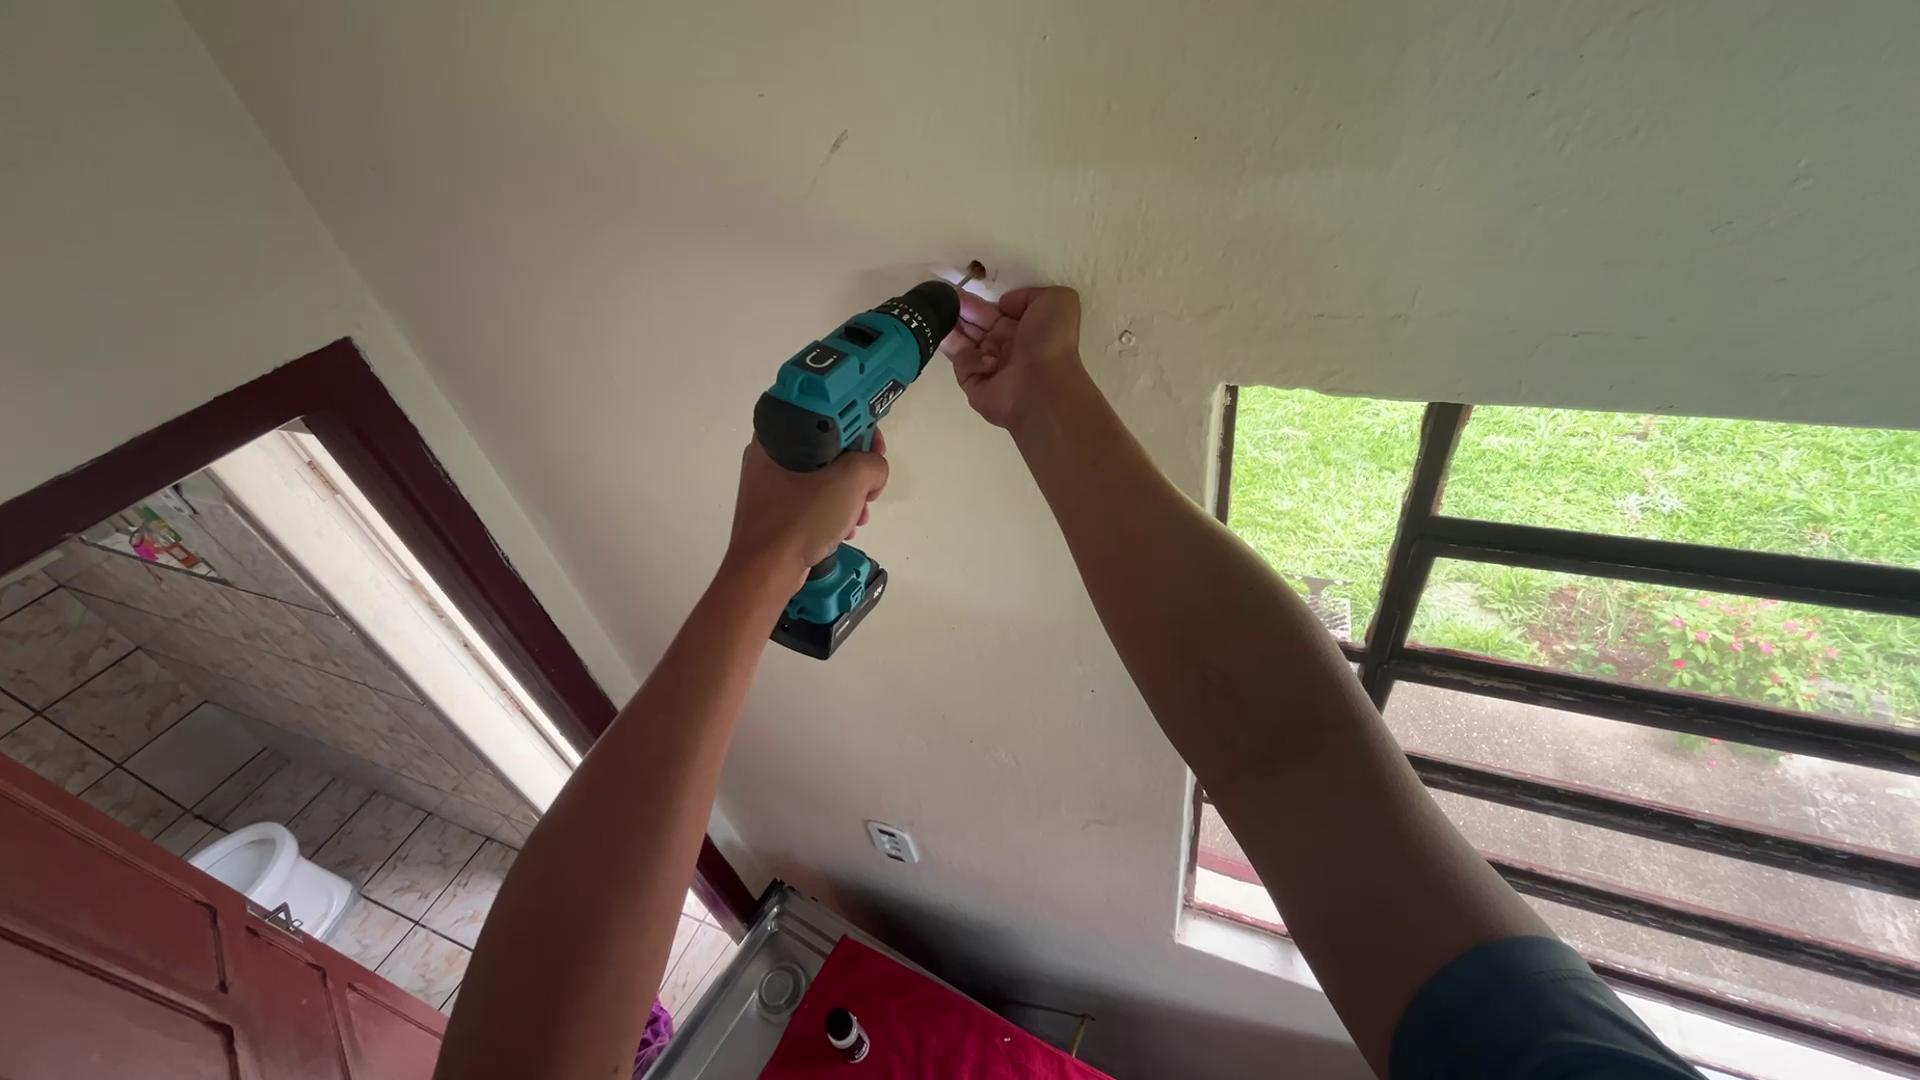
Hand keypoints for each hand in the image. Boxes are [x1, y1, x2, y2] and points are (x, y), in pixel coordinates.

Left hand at [724, 433, 888, 585]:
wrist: (766, 570)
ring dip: (848, 493)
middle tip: (868, 485)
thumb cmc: (801, 519)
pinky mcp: (774, 508)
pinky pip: (811, 497)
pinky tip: (841, 527)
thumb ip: (873, 464)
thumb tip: (873, 472)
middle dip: (857, 467)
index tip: (874, 447)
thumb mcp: (851, 481)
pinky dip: (831, 508)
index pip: (826, 411)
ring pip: (822, 475)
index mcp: (778, 434)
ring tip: (857, 514)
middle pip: (827, 445)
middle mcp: (769, 453)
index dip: (858, 425)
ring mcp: (769, 483)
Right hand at [940, 286, 1083, 430]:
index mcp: (1021, 327)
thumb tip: (1002, 305)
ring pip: (962, 343)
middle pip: (973, 325)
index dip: (974, 302)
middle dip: (958, 311)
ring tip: (940, 316)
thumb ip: (1028, 295)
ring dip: (952, 329)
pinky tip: (989, 363)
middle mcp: (1004, 346)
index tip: (956, 291)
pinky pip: (963, 364)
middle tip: (940, 300)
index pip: (991, 312)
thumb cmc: (1050, 342)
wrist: (1042, 386)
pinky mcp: (973, 384)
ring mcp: (987, 366)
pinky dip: (972, 359)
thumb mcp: (1056, 300)